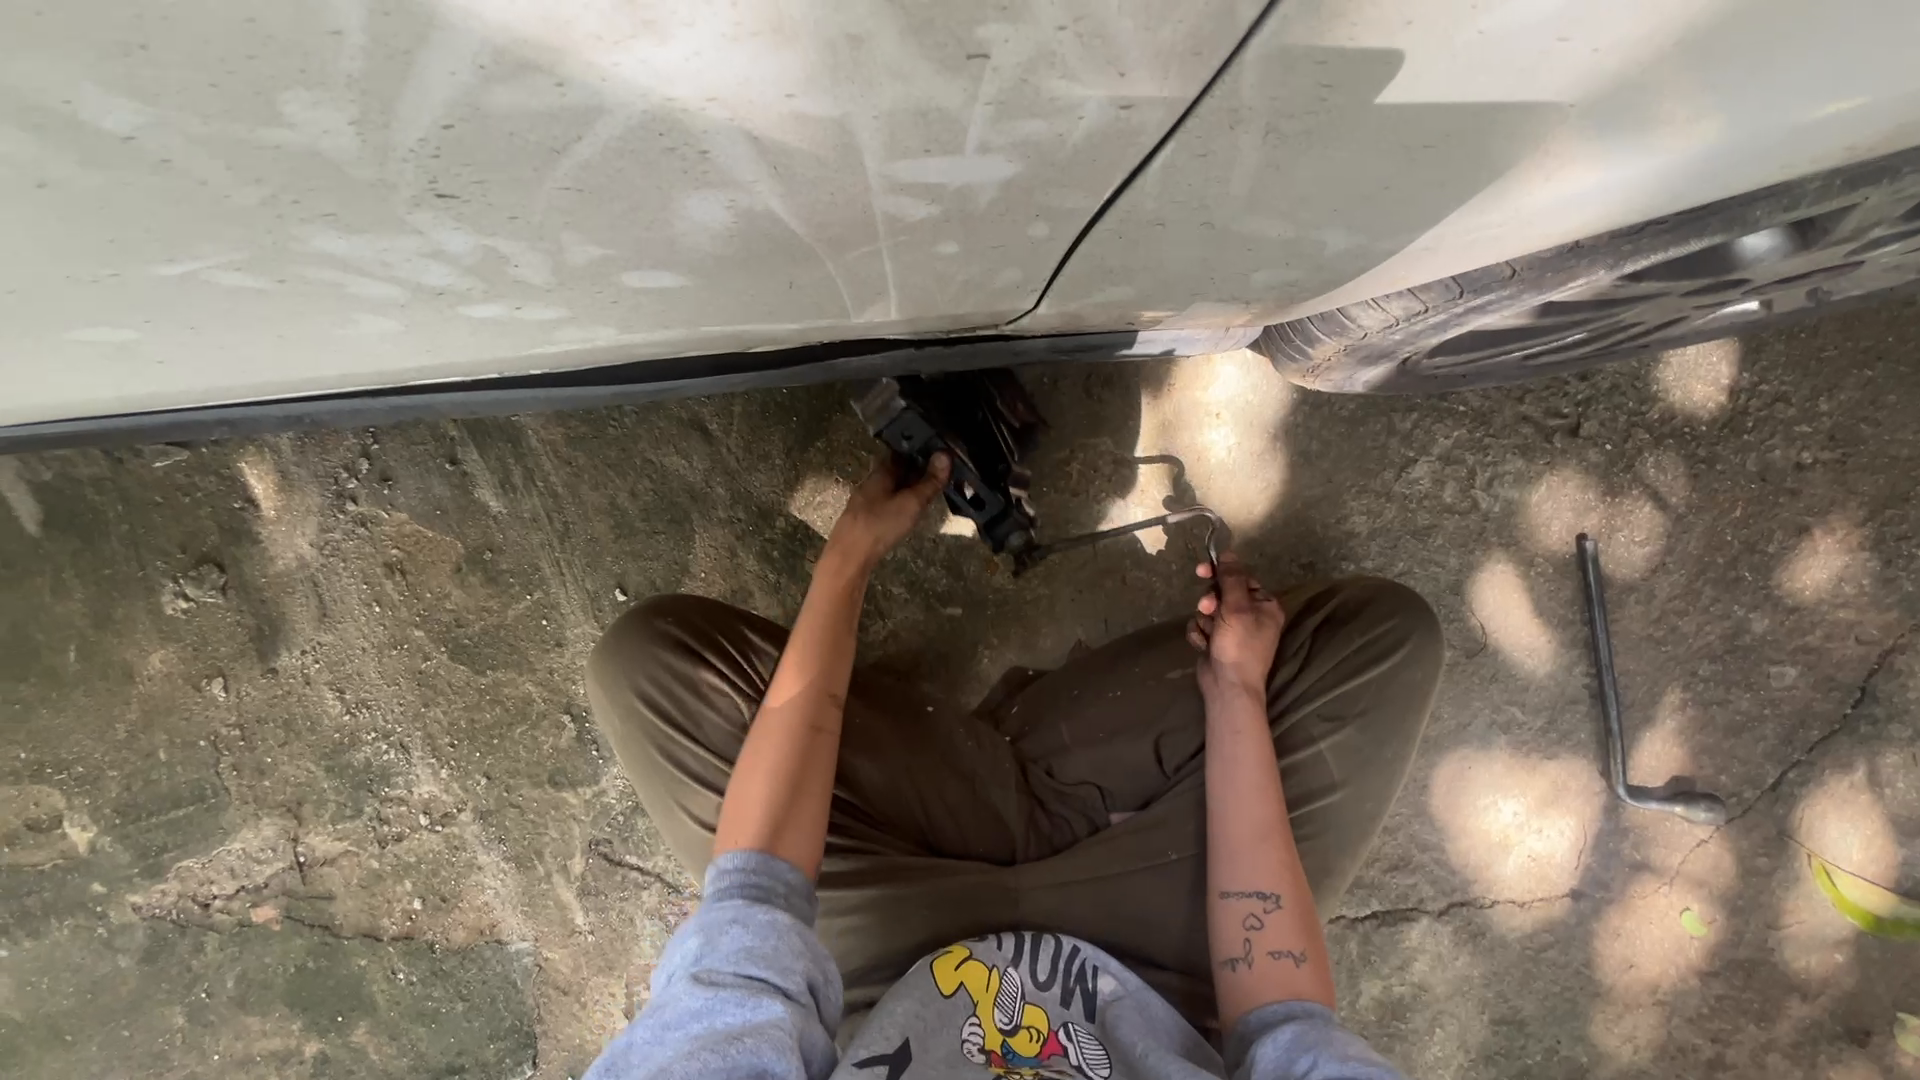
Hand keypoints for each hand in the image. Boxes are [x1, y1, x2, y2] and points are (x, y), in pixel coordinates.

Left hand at [824, 452, 950, 567]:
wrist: (849, 555)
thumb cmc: (881, 524)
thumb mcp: (912, 503)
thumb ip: (930, 481)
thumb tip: (946, 454)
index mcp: (881, 471)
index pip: (902, 450)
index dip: (921, 449)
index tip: (941, 452)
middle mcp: (872, 480)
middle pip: (897, 468)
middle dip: (917, 468)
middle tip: (941, 472)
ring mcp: (866, 499)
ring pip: (892, 485)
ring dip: (910, 486)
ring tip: (930, 490)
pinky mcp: (865, 516)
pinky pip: (887, 500)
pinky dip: (901, 500)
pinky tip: (909, 509)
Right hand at [1187, 551, 1283, 701]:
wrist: (1228, 686)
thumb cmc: (1239, 645)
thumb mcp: (1237, 608)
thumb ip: (1232, 578)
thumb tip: (1229, 552)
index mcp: (1264, 605)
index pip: (1240, 579)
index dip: (1220, 574)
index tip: (1201, 570)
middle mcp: (1250, 616)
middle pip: (1221, 593)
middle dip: (1210, 603)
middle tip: (1206, 609)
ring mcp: (1232, 630)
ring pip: (1207, 610)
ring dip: (1203, 621)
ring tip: (1209, 635)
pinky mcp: (1216, 642)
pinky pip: (1200, 627)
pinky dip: (1199, 635)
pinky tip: (1204, 645)